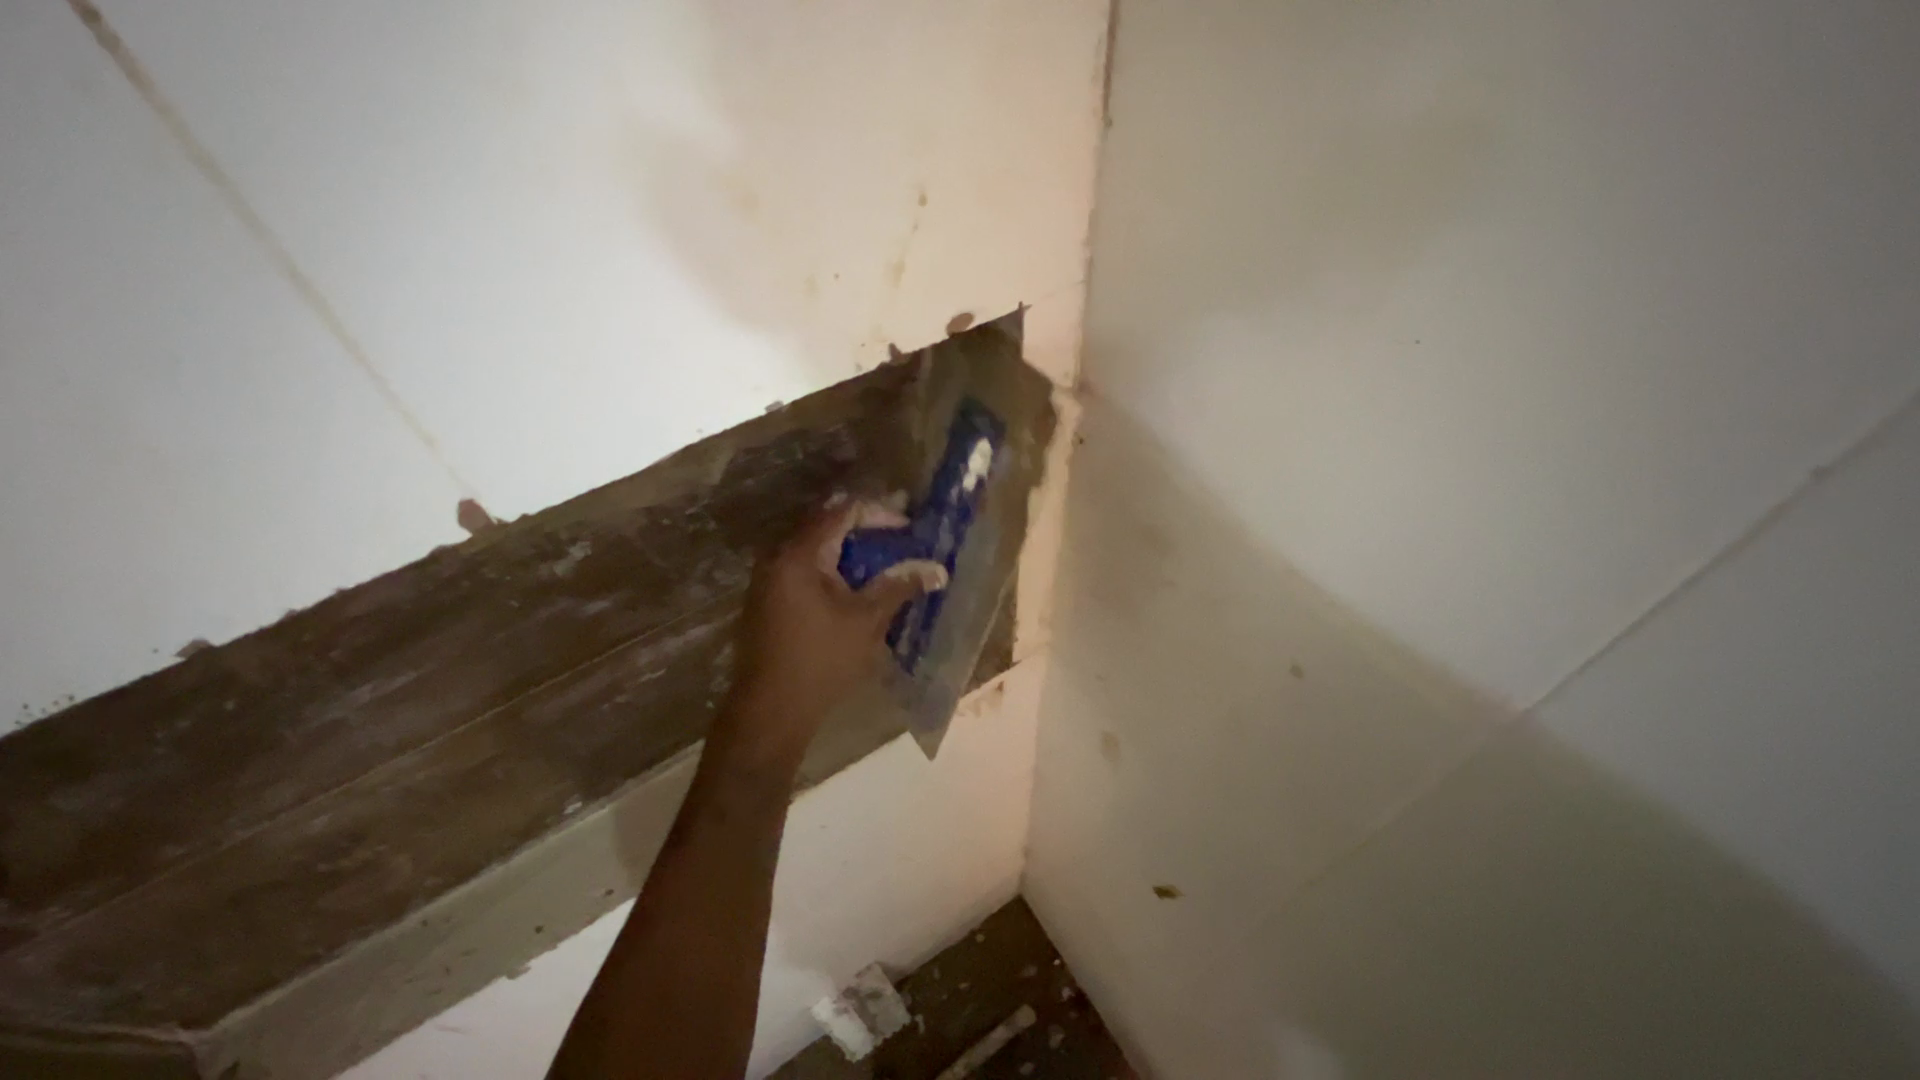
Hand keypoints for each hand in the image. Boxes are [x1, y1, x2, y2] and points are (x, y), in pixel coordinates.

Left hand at [726, 496, 946, 750]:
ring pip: (813, 546)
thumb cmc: (822, 661)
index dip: (878, 513)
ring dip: (847, 547)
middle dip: (864, 526)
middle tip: (898, 534)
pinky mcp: (767, 598)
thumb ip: (898, 586)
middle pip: (824, 523)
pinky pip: (802, 565)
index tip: (909, 525)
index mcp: (799, 554)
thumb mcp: (867, 621)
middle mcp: (777, 556)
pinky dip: (830, 565)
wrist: (771, 709)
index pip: (842, 512)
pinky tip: (854, 582)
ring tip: (882, 556)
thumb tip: (937, 569)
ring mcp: (767, 577)